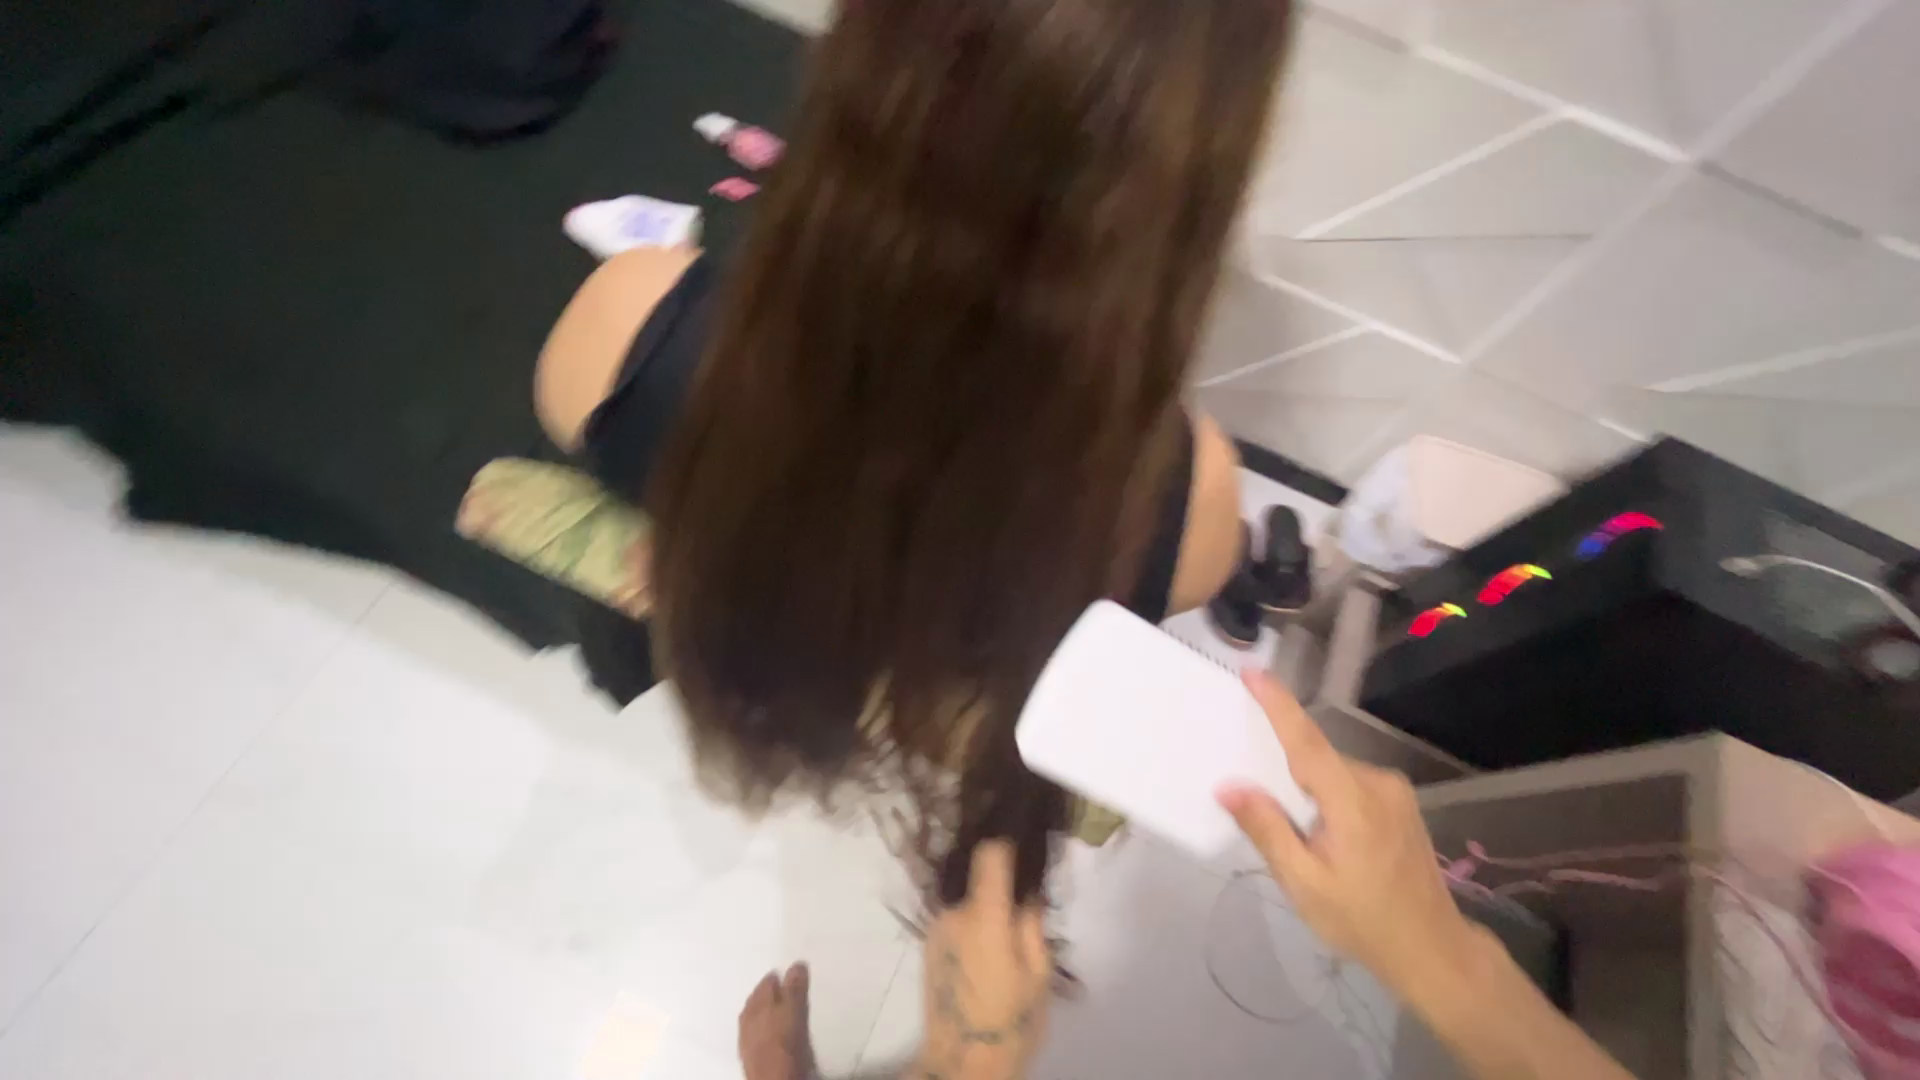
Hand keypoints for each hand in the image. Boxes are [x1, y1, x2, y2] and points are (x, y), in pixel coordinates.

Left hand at [911, 841, 1052, 1079]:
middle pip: (980, 879)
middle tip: (1024, 915)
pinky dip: (972, 925)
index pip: (989, 854)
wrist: (960, 1064)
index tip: (1024, 847)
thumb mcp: (1038, 974)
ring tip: (1005, 945)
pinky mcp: (928, 945)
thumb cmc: (1008, 1021)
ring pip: (968, 901)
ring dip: (986, 909)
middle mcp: (954, 912)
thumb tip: (1027, 893)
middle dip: (1003, 889)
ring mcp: (936, 928)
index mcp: (985, 916)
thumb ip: (1032, 924)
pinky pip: (956, 919)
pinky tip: (985, 956)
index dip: (1007, 843)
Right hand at [1217, 671, 1484, 1001]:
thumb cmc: (1363, 920)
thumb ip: (1267, 829)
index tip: (1253, 673)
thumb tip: (1228, 786)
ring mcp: (1394, 792)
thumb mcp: (1303, 884)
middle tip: (1256, 796)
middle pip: (1315, 756)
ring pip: (1331, 771)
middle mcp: (1377, 784)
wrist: (1435, 952)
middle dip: (1282, 766)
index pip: (1306, 742)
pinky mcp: (1399, 802)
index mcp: (1352, 802)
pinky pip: (1348, 781)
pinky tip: (1322, 831)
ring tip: (1297, 832)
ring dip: (1306, 786)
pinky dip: (1326, 793)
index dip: (1278, 705)